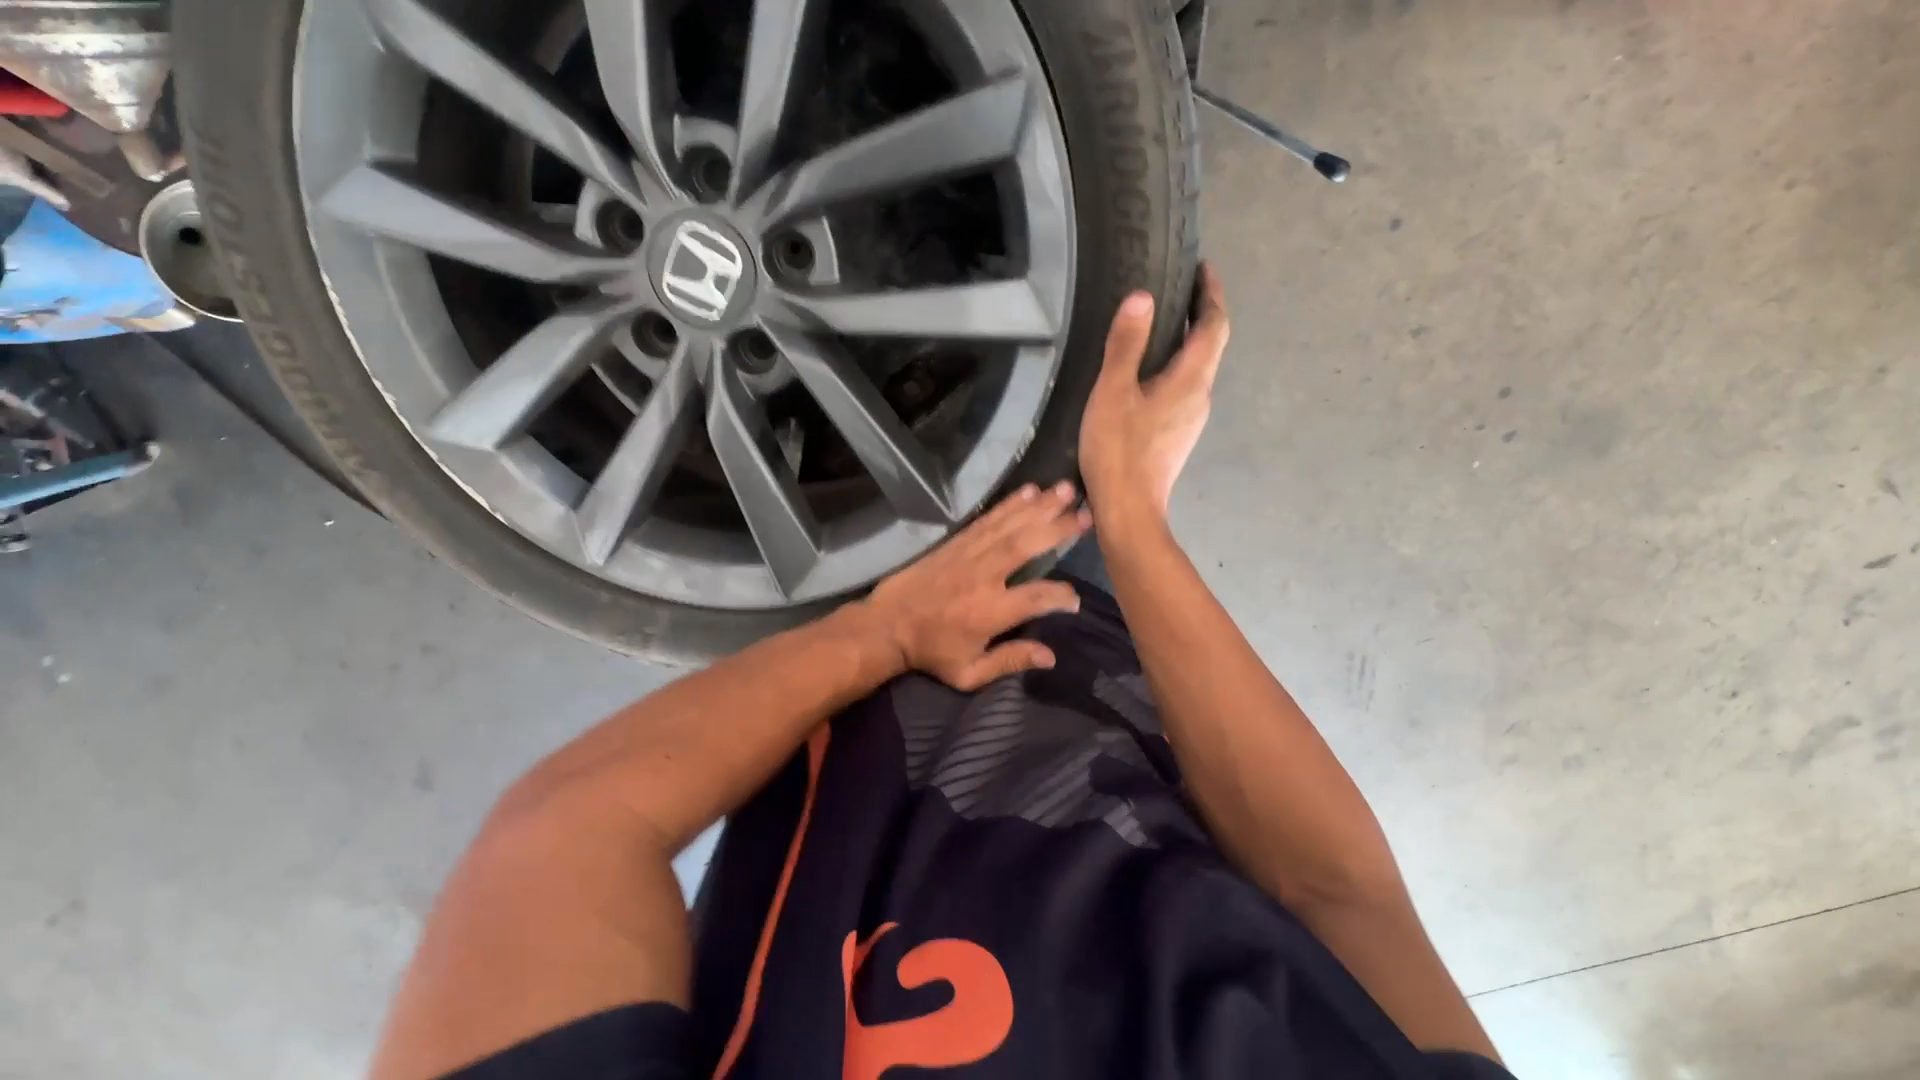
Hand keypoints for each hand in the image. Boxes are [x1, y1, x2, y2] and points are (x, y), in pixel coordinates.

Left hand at [861, 481, 1088, 689]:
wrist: (886, 625)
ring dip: (1040, 507)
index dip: (1061, 596)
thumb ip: (1009, 661)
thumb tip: (1050, 656)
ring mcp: (968, 554)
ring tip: (1067, 489)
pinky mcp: (956, 543)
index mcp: (989, 611)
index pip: (1036, 597)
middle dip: (1058, 528)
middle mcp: (983, 576)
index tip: (1076, 598)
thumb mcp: (968, 673)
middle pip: (1026, 545)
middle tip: (1088, 513)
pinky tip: (1030, 491)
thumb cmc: (931, 652)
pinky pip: (988, 520)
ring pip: (1009, 525)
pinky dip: (1010, 504)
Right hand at [1078, 263, 1229, 521]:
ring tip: (1161, 324)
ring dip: (1186, 342)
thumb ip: (1126, 345)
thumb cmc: (1119, 450)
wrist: (1128, 509)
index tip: (1204, 268)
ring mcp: (1192, 419)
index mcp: (1191, 379)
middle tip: (1179, 289)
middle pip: (1210, 345)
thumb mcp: (1113, 392)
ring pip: (1197, 369)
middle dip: (1200, 314)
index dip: (1212, 294)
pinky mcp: (1178, 435)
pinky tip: (1149, 371)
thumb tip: (1142, 297)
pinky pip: (1183, 388)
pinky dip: (1174, 366)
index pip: (1214, 325)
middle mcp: (1201, 396)